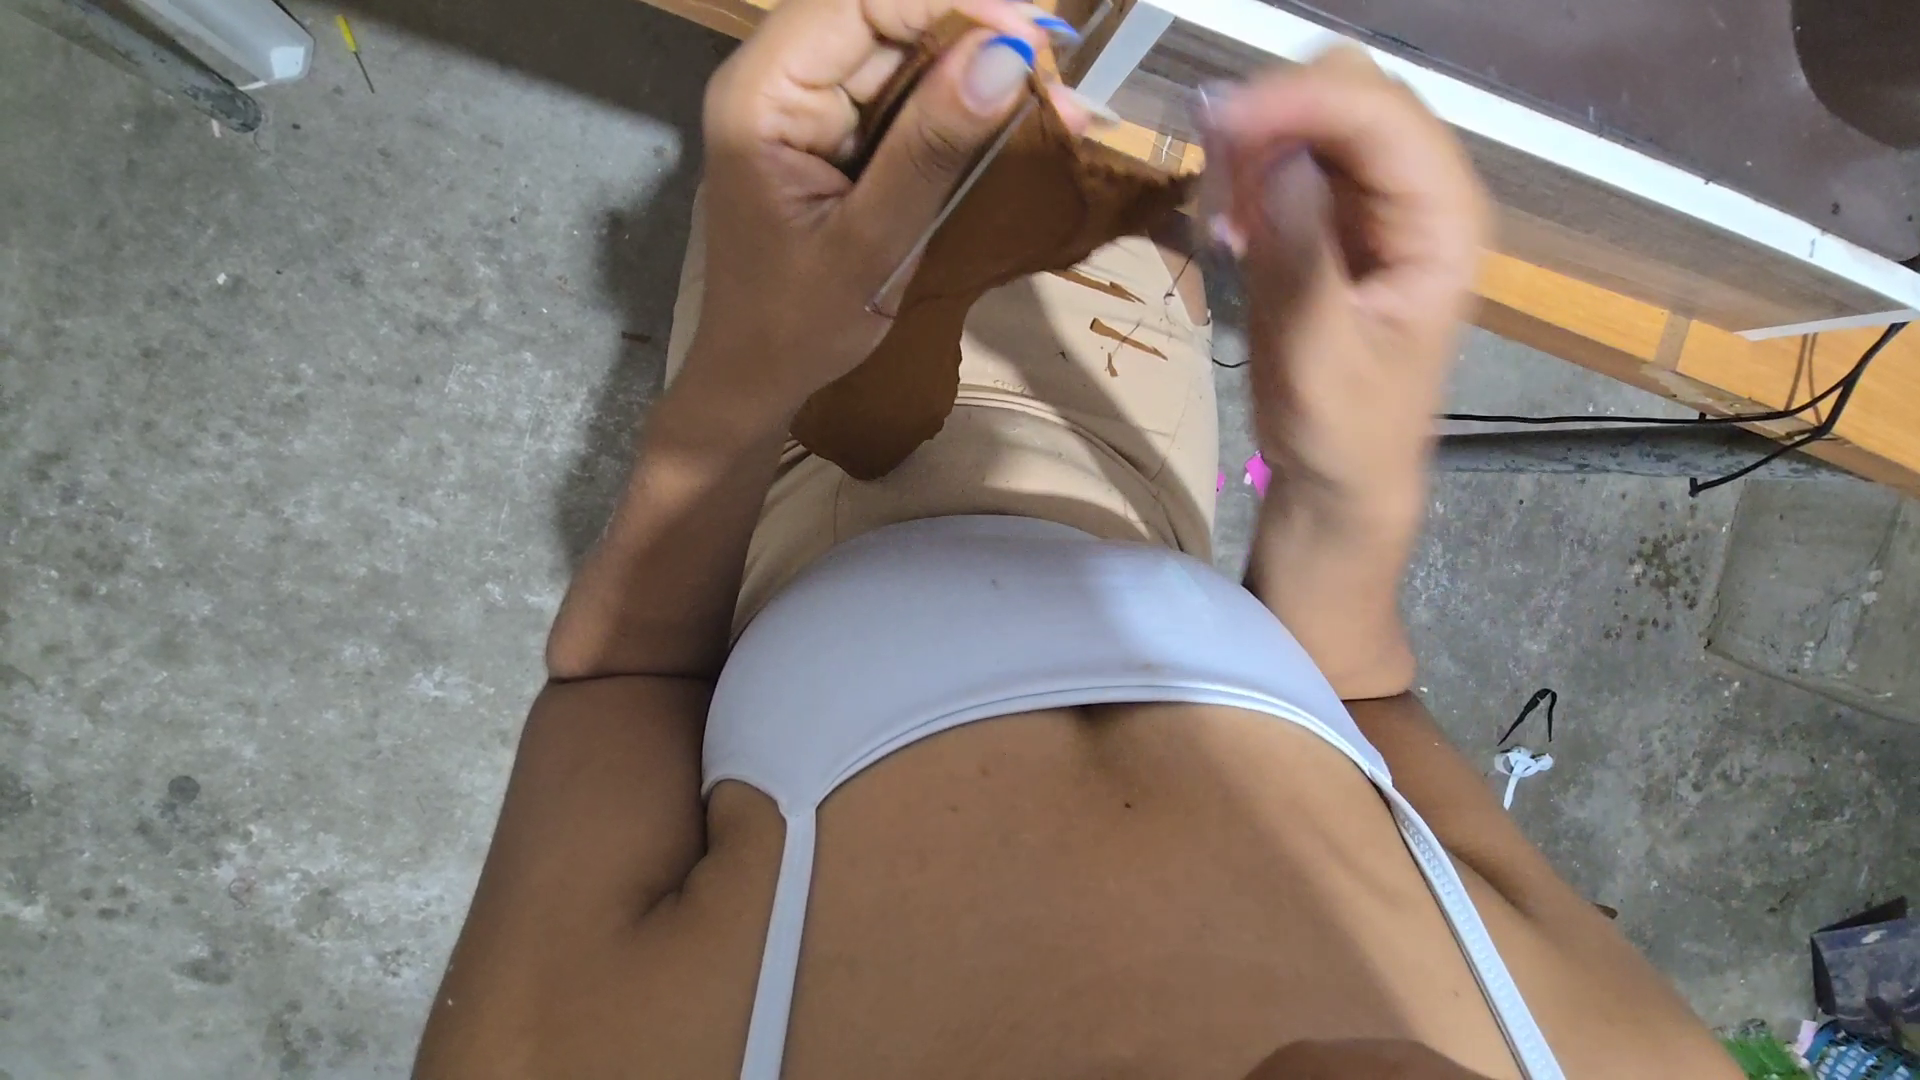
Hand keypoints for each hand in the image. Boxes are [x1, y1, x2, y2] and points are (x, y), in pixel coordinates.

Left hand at [683, 0, 1062, 416]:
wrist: (757, 374)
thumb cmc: (801, 325)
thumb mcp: (872, 243)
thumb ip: (932, 149)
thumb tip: (1005, 58)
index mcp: (762, 97)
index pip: (859, 2)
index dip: (949, 3)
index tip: (1029, 34)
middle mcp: (773, 82)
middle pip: (877, 18)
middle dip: (967, 36)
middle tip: (1047, 74)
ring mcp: (796, 107)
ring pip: (891, 55)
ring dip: (965, 72)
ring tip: (1038, 98)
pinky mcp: (821, 136)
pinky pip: (889, 100)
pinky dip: (944, 108)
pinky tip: (994, 117)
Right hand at [1204, 48, 1488, 533]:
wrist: (1341, 474)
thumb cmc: (1342, 429)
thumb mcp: (1315, 353)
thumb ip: (1299, 256)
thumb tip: (1270, 158)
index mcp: (1442, 223)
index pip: (1378, 117)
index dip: (1296, 104)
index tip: (1214, 126)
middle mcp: (1420, 195)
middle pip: (1351, 95)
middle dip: (1275, 121)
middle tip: (1216, 190)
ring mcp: (1379, 206)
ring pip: (1314, 122)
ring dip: (1256, 151)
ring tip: (1224, 227)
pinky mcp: (1339, 225)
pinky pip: (1291, 167)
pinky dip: (1251, 181)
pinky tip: (1231, 233)